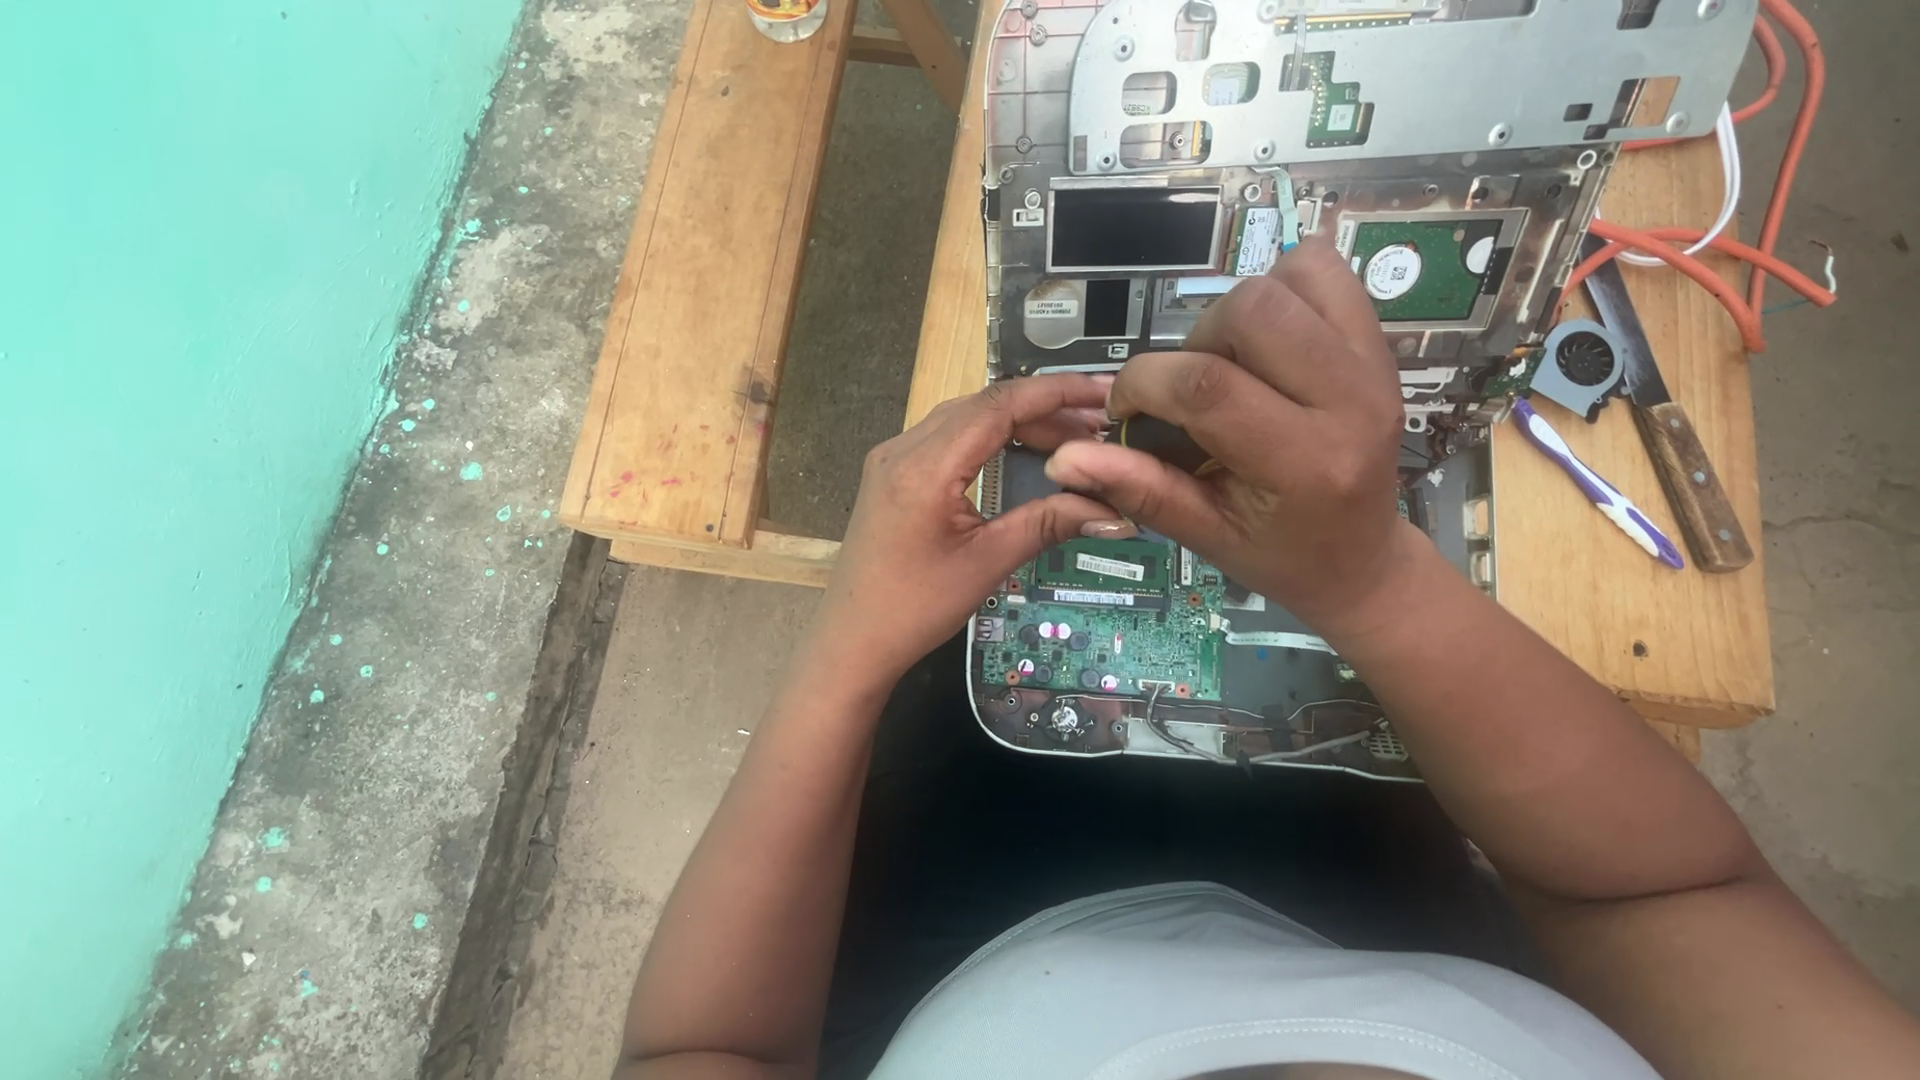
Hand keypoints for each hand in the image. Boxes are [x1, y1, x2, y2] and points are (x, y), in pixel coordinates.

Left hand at [813, 375, 1128, 679]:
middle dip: (1044, 409)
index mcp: (924, 467)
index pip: (998, 405)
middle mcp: (902, 448)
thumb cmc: (914, 609)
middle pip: (983, 405)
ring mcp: (892, 458)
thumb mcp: (986, 564)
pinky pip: (948, 436)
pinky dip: (990, 436)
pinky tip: (1023, 450)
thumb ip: (1047, 524)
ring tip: (1071, 440)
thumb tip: (1112, 511)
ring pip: (965, 417)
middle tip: (1097, 428)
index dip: (1055, 393)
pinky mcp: (892, 473)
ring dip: (1018, 421)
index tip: (1102, 393)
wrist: (853, 640)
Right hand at [1043, 239, 1416, 637]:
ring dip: (1235, 313)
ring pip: (1287, 280)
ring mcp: (1373, 366)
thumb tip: (1062, 459)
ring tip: (1228, 366)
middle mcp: (1349, 401)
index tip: (1128, 411)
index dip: (1144, 383)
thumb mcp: (1203, 535)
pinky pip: (1326, 272)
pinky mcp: (1380, 345)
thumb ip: (1138, 488)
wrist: (1361, 558)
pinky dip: (1282, 288)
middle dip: (1194, 343)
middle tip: (1188, 390)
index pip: (1208, 386)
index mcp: (1303, 463)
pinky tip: (1264, 341)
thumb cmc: (1279, 555)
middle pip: (1251, 311)